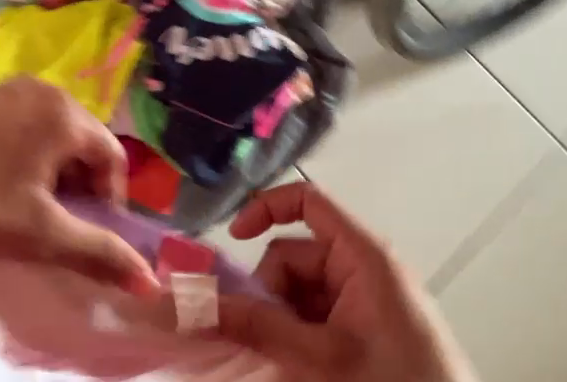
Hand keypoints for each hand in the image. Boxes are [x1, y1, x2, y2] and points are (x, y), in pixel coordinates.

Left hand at [0, 78, 159, 295]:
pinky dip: (19, 157)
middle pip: (81, 142)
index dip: (108, 201)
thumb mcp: (37, 234)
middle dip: (77, 186)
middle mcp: (39, 90)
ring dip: (47, 174)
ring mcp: (2, 89)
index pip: (112, 156)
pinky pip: (17, 127)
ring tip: (20, 211)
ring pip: (47, 135)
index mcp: (63, 113)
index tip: (83, 234)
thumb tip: (149, 280)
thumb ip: (96, 252)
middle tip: (51, 226)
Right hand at [216, 182, 475, 381]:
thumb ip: (259, 328)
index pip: (307, 201)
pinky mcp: (366, 331)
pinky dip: (299, 337)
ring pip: (298, 293)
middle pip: (293, 256)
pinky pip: (315, 318)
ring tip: (292, 363)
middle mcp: (363, 269)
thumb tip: (199, 301)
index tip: (234, 239)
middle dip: (272, 295)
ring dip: (283, 322)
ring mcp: (365, 302)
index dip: (266, 207)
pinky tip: (300, 367)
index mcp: (363, 255)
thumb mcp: (322, 358)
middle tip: (272, 341)